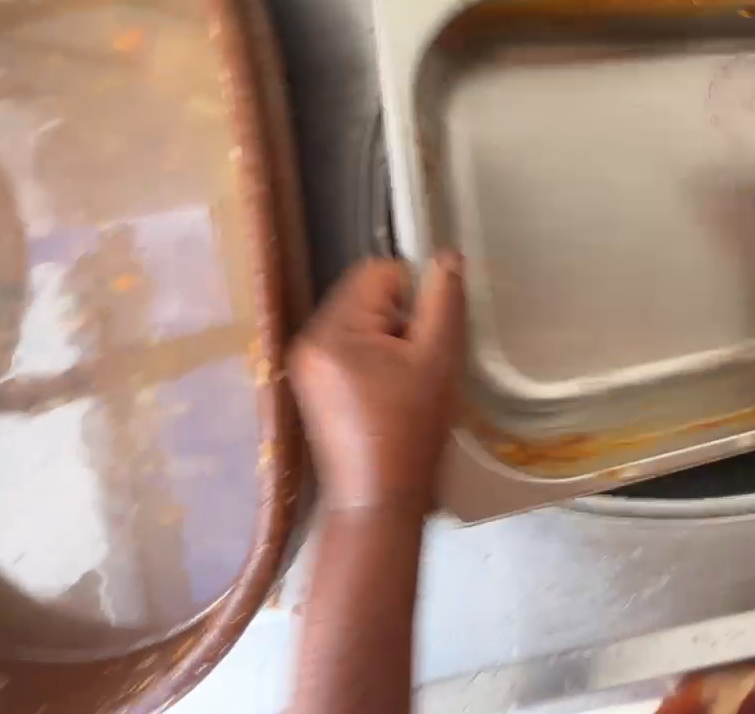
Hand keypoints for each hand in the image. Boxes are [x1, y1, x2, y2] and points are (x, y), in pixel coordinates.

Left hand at [290, 253, 464, 513]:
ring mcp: (307, 364)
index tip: (429, 332)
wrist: (380, 498)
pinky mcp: (313, 384)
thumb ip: (444, 299)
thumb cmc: (413, 428)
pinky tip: (393, 390)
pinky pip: (353, 345)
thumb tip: (447, 256)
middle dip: (403, 317)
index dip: (415, 293)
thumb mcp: (439, 357)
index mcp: (333, 331)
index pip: (380, 272)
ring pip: (364, 320)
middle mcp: (309, 341)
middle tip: (421, 359)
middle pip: (369, 295)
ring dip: (393, 338)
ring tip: (408, 378)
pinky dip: (379, 356)